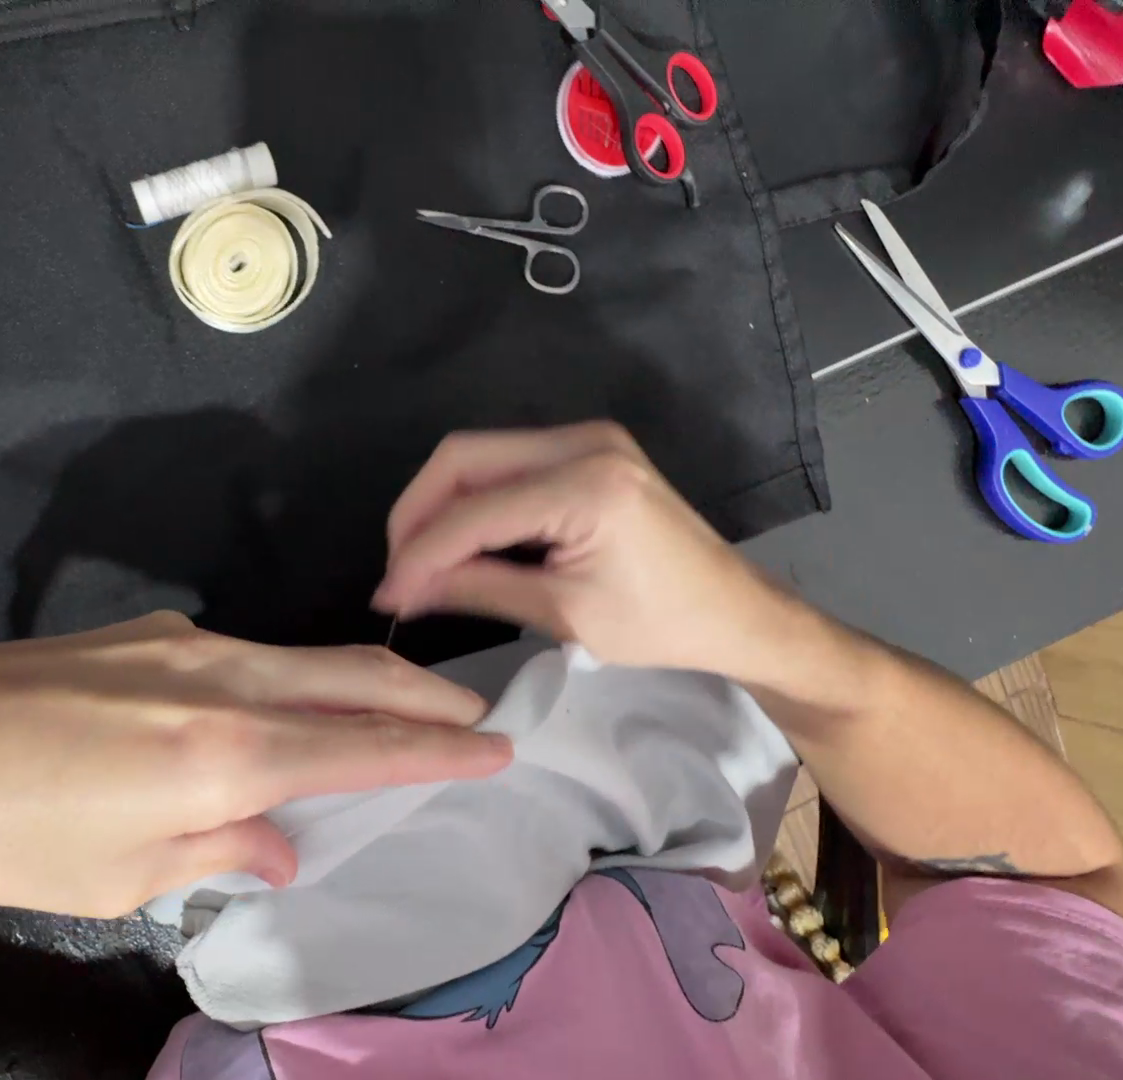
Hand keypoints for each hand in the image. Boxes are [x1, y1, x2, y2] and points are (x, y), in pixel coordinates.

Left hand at [0, 614, 509, 918]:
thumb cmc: (12, 839)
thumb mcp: (125, 878)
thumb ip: (224, 847)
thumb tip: (285, 844)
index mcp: (223, 755)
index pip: (363, 747)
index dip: (437, 752)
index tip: (496, 750)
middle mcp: (221, 680)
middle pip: (353, 677)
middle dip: (425, 698)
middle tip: (478, 715)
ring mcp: (187, 641)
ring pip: (304, 659)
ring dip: (363, 683)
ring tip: (401, 709)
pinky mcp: (153, 630)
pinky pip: (248, 657)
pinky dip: (290, 683)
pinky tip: (283, 709)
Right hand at [374, 422, 795, 679]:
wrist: (735, 612)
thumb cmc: (660, 625)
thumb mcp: (561, 614)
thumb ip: (476, 589)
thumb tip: (403, 591)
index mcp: (586, 485)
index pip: (473, 512)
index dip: (419, 554)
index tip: (387, 597)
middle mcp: (582, 441)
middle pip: (462, 457)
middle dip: (416, 513)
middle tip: (398, 569)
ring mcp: (585, 438)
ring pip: (478, 456)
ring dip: (439, 505)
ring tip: (419, 561)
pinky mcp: (584, 449)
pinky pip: (505, 465)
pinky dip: (472, 501)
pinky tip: (459, 541)